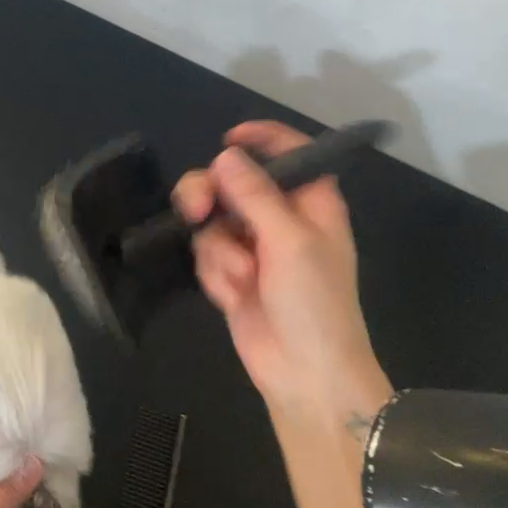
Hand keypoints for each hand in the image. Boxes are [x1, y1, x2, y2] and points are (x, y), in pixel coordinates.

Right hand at [173, 121, 390, 431]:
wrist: (302, 368)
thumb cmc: (313, 301)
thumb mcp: (289, 241)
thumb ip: (256, 195)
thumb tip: (225, 156)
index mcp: (311, 203)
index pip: (288, 154)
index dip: (261, 139)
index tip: (225, 140)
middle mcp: (280, 218)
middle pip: (230, 184)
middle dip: (209, 199)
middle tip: (194, 210)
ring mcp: (253, 246)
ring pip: (211, 222)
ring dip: (218, 252)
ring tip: (238, 277)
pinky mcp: (231, 271)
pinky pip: (206, 254)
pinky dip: (215, 274)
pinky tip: (233, 295)